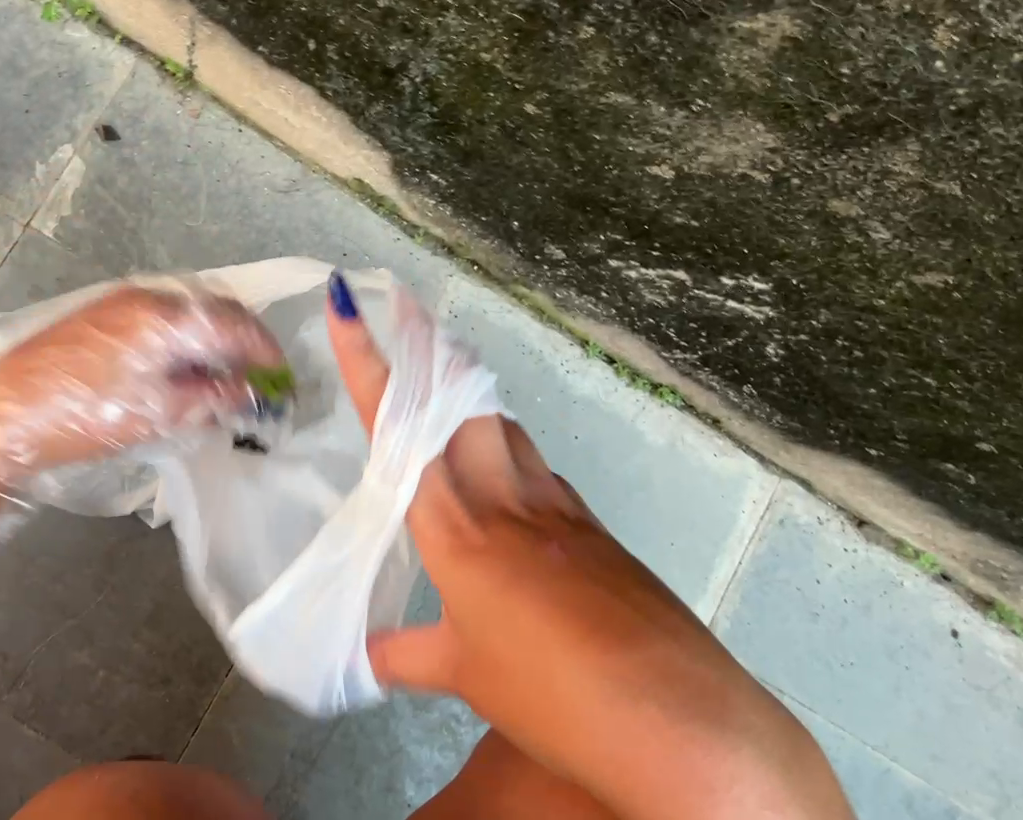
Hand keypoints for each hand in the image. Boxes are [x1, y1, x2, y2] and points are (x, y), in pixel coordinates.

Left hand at [0, 282, 285, 612]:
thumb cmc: (79, 419)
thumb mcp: (154, 415)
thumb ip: (211, 398)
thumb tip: (251, 391)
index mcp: (163, 316)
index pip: (234, 322)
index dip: (266, 350)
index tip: (284, 378)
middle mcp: (144, 296)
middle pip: (213, 309)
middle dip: (242, 341)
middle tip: (257, 379)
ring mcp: (117, 301)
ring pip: (185, 312)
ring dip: (212, 340)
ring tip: (222, 379)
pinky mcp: (97, 315)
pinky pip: (159, 318)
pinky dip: (182, 340)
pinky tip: (179, 369)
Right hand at [322, 272, 852, 819]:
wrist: (675, 718)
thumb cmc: (550, 692)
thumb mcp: (466, 674)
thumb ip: (407, 654)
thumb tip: (365, 657)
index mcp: (455, 523)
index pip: (399, 427)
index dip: (367, 363)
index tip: (347, 305)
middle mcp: (503, 495)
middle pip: (466, 399)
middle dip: (433, 352)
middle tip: (409, 318)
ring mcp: (556, 505)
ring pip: (506, 426)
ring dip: (473, 400)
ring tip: (448, 393)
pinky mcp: (593, 527)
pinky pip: (541, 471)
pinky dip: (514, 458)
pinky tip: (509, 487)